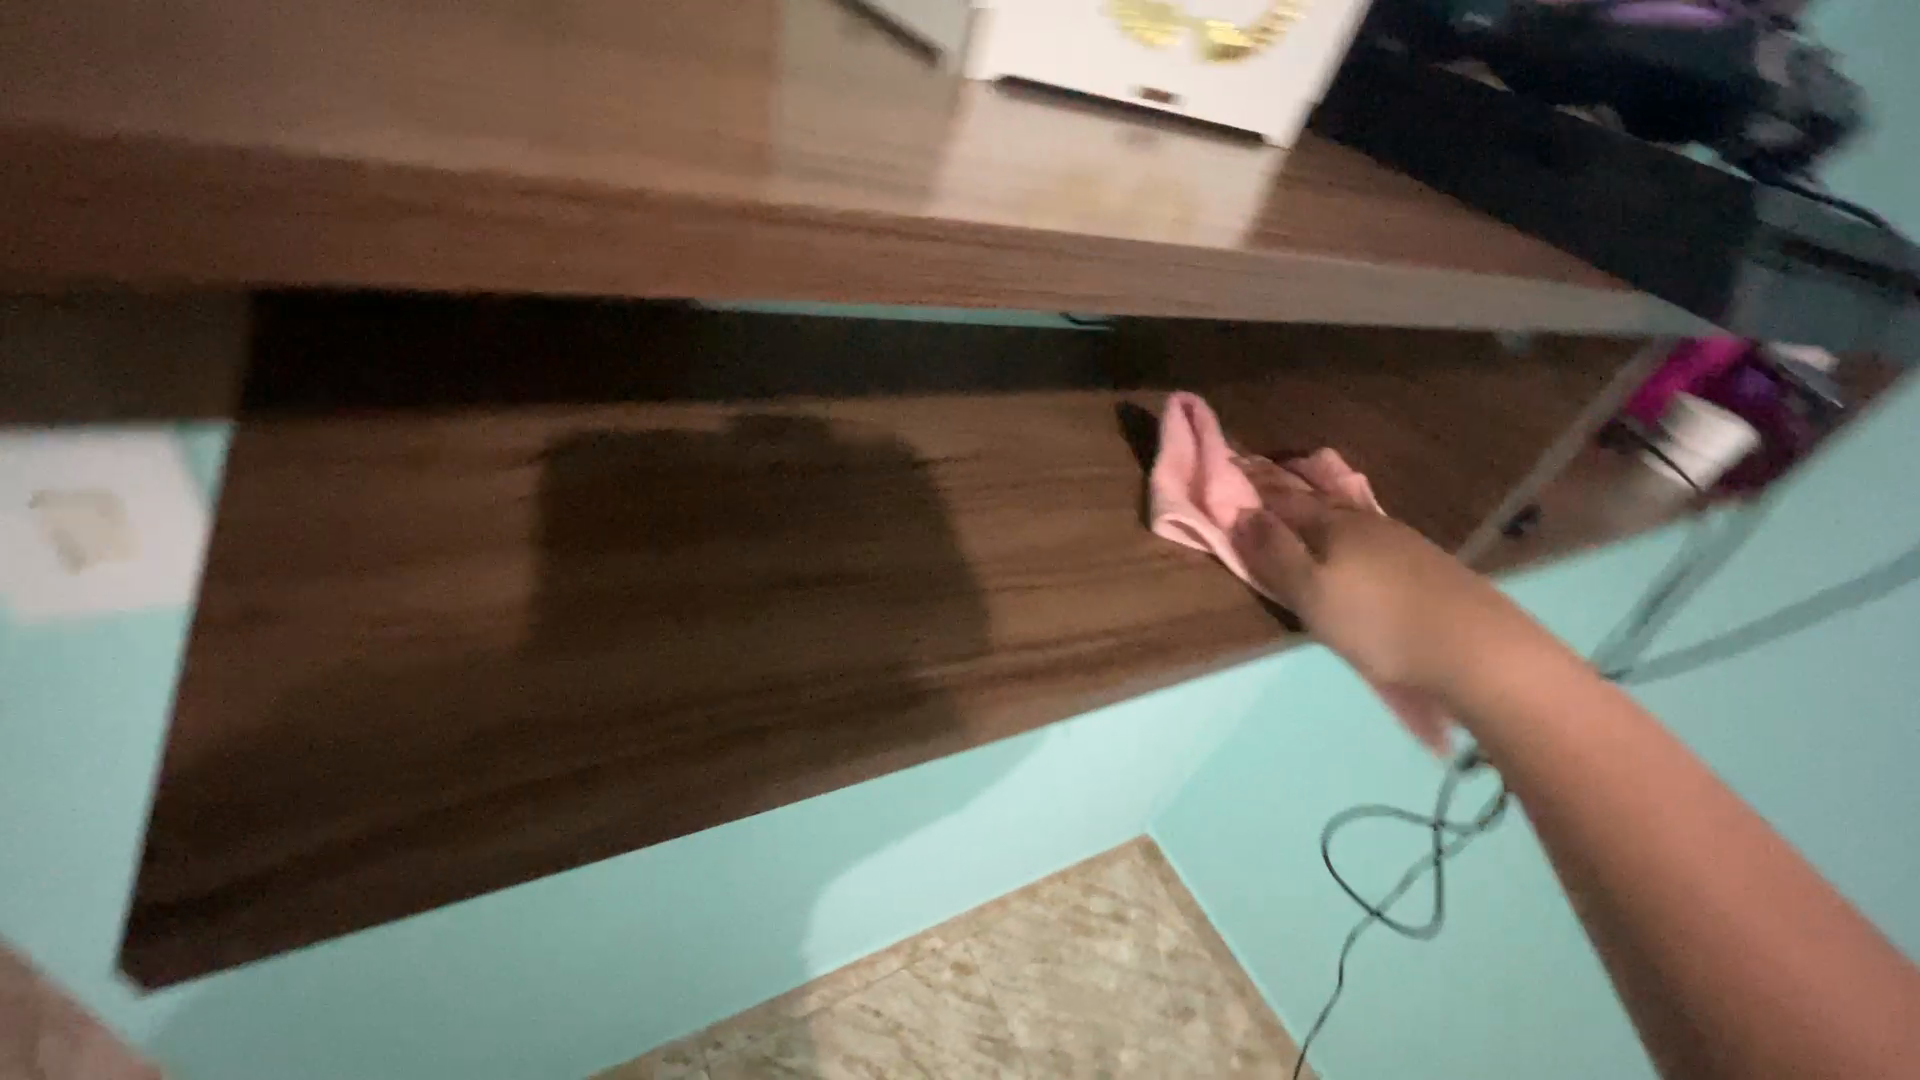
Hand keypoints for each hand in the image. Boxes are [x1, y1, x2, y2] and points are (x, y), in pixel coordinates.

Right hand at [1230, 457, 1548, 706]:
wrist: (1475, 648)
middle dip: (1288, 487)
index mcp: (1331, 525)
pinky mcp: (1423, 561)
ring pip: (1347, 512)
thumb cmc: (1376, 623)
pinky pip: (1371, 529)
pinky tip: (1355, 535)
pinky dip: (1349, 524)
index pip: (1283, 498)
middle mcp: (1364, 522)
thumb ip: (1274, 554)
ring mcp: (1398, 539)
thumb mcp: (1310, 593)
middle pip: (1317, 498)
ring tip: (1304, 500)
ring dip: (1320, 503)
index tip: (1233, 470)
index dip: (1256, 487)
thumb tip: (1241, 514)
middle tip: (1262, 475)